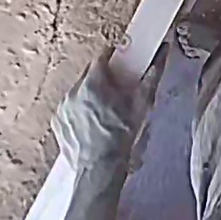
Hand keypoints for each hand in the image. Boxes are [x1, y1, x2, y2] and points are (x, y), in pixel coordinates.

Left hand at [54, 51, 161, 170]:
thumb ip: (152, 73)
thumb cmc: (121, 134)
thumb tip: (163, 50)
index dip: (113, 56)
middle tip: (117, 87)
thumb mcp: (142, 102)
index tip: (121, 63)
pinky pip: (71, 105)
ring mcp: (63, 107)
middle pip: (90, 72)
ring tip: (105, 106)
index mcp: (92, 83)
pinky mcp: (58, 121)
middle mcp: (73, 92)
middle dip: (103, 75)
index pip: (101, 56)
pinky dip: (80, 107)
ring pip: (80, 89)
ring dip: (91, 92)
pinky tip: (93, 119)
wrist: (100, 169)